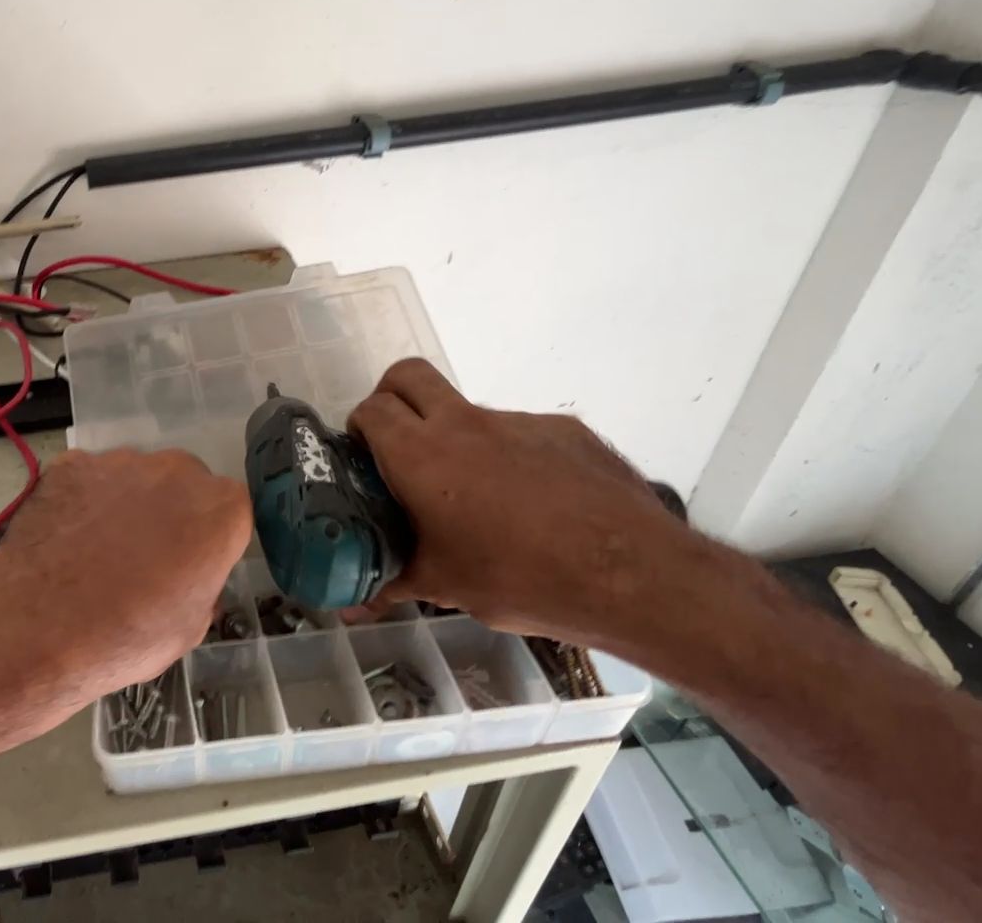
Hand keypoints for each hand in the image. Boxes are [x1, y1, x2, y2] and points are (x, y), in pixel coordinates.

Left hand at [0, 448, 251, 712]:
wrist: (41, 626)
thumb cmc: (128, 636)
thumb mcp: (190, 628)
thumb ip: (203, 587)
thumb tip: (192, 579)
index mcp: (220, 510)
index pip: (231, 509)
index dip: (212, 536)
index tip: (193, 560)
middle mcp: (177, 471)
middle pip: (185, 482)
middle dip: (171, 510)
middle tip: (146, 554)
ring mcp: (120, 461)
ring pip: (135, 476)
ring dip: (126, 501)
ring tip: (98, 548)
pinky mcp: (72, 464)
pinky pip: (88, 477)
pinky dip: (83, 498)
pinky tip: (66, 535)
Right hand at [348, 359, 695, 647]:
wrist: (633, 576)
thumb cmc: (519, 578)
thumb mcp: (445, 588)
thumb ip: (391, 584)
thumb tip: (349, 607)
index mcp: (422, 454)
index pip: (371, 409)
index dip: (360, 428)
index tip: (365, 459)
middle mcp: (465, 423)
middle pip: (408, 376)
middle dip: (392, 397)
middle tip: (399, 445)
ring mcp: (520, 421)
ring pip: (468, 410)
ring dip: (456, 438)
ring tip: (478, 499)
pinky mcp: (566, 430)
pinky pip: (522, 433)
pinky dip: (512, 457)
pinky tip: (536, 506)